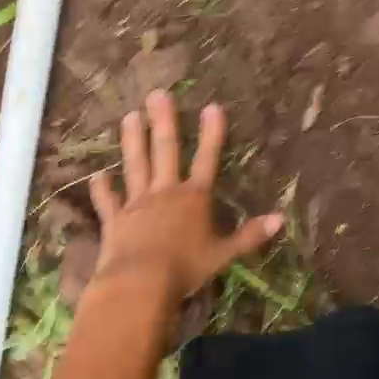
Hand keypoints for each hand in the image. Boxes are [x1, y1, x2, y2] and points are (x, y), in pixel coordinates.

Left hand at [84, 90, 282, 302]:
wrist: (139, 284)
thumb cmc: (186, 268)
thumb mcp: (224, 254)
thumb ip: (250, 235)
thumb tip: (281, 219)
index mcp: (194, 198)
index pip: (207, 159)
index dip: (211, 133)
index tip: (211, 106)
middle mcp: (166, 192)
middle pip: (165, 150)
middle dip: (163, 121)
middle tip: (156, 94)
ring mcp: (137, 203)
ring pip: (136, 165)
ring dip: (133, 140)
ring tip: (129, 116)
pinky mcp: (115, 220)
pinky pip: (108, 201)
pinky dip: (102, 189)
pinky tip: (98, 175)